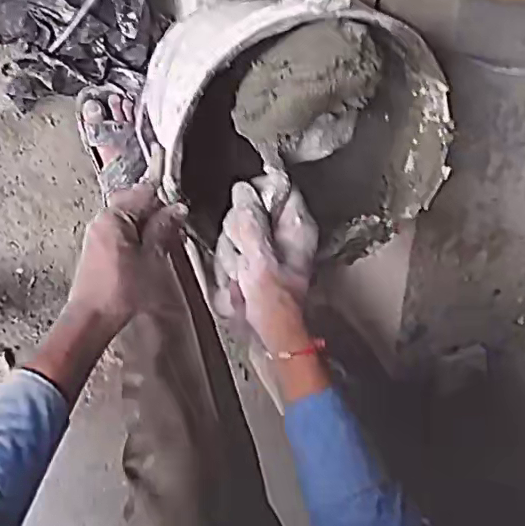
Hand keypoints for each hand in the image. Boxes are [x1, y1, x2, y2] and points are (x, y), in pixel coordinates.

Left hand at [64, 163, 189, 338]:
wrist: (92, 318)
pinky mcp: (98, 250)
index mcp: (113, 216)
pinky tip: (149, 253)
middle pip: (133, 203)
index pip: (142, 192)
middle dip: (156, 213)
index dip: (164, 198)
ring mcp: (97, 235)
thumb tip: (176, 209)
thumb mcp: (151, 257)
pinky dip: (137, 238)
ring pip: (128, 219)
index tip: (180, 210)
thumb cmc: (120, 291)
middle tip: (176, 228)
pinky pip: (120, 233)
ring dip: (148, 227)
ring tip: (165, 243)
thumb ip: (162, 229)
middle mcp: (101, 221)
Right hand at [214, 173, 317, 350]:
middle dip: (237, 232)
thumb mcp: (260, 261)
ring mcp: (266, 248)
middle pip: (248, 208)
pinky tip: (237, 281)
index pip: (279, 186)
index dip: (256, 191)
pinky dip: (228, 266)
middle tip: (244, 256)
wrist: (270, 338)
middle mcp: (283, 233)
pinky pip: (229, 250)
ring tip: (242, 275)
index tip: (243, 208)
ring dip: (231, 253)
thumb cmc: (275, 306)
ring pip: (234, 230)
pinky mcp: (251, 262)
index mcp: (296, 227)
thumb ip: (251, 223)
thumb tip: (244, 191)